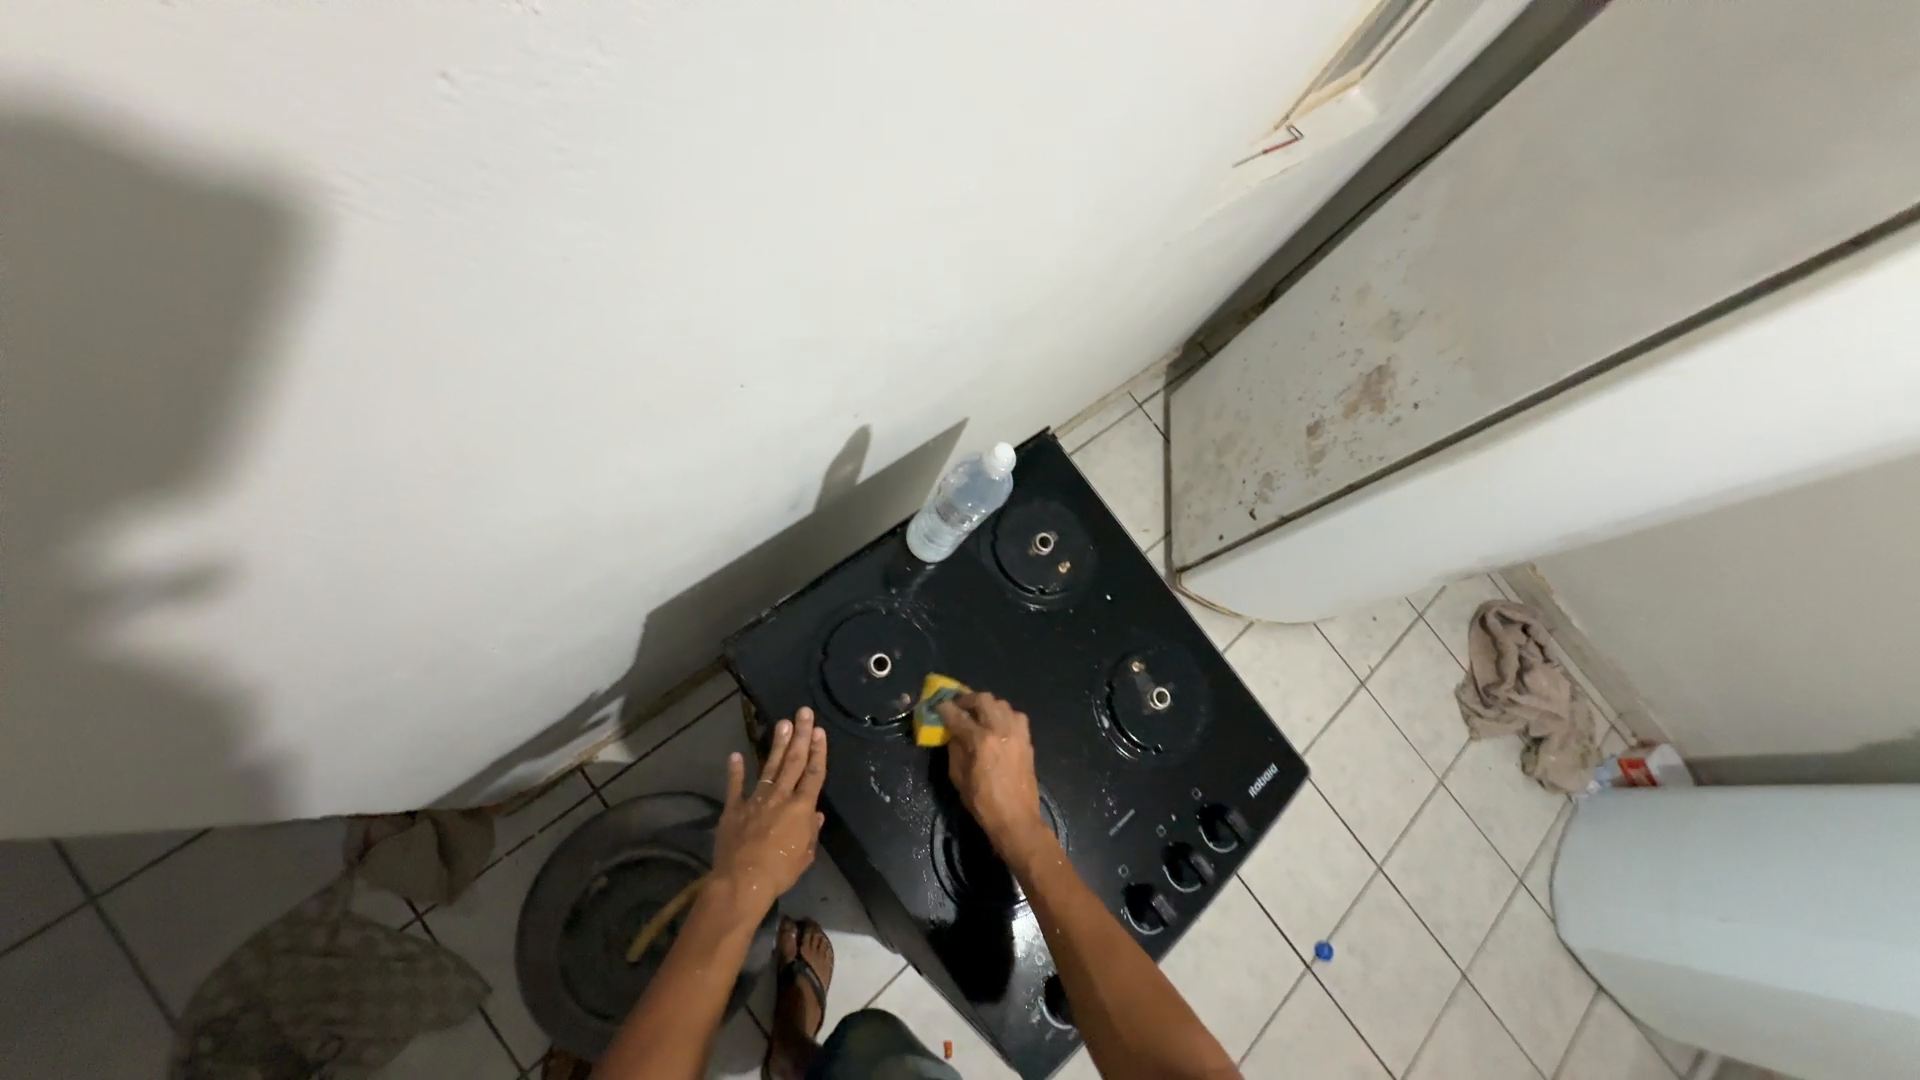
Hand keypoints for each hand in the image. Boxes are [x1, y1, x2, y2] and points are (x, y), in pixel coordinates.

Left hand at [711, 708, 827, 918]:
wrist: (743, 881)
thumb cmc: (780, 871)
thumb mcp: (805, 855)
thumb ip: (811, 832)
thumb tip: (816, 815)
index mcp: (801, 808)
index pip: (814, 773)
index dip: (818, 751)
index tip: (820, 731)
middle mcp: (780, 797)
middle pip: (794, 761)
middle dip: (801, 735)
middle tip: (804, 712)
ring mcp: (755, 800)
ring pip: (769, 766)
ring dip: (777, 744)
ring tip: (783, 723)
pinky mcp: (734, 809)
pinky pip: (735, 786)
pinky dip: (735, 771)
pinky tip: (735, 755)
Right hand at [938, 692, 1049, 859]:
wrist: (1016, 818)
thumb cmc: (983, 803)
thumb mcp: (959, 778)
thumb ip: (954, 749)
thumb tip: (951, 732)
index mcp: (980, 741)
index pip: (958, 715)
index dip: (945, 709)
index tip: (937, 705)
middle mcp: (1000, 730)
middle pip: (983, 699)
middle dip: (966, 699)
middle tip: (957, 706)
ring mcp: (1017, 732)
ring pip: (1001, 703)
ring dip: (986, 704)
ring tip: (977, 713)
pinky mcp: (1027, 739)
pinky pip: (1015, 715)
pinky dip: (1004, 714)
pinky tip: (997, 724)